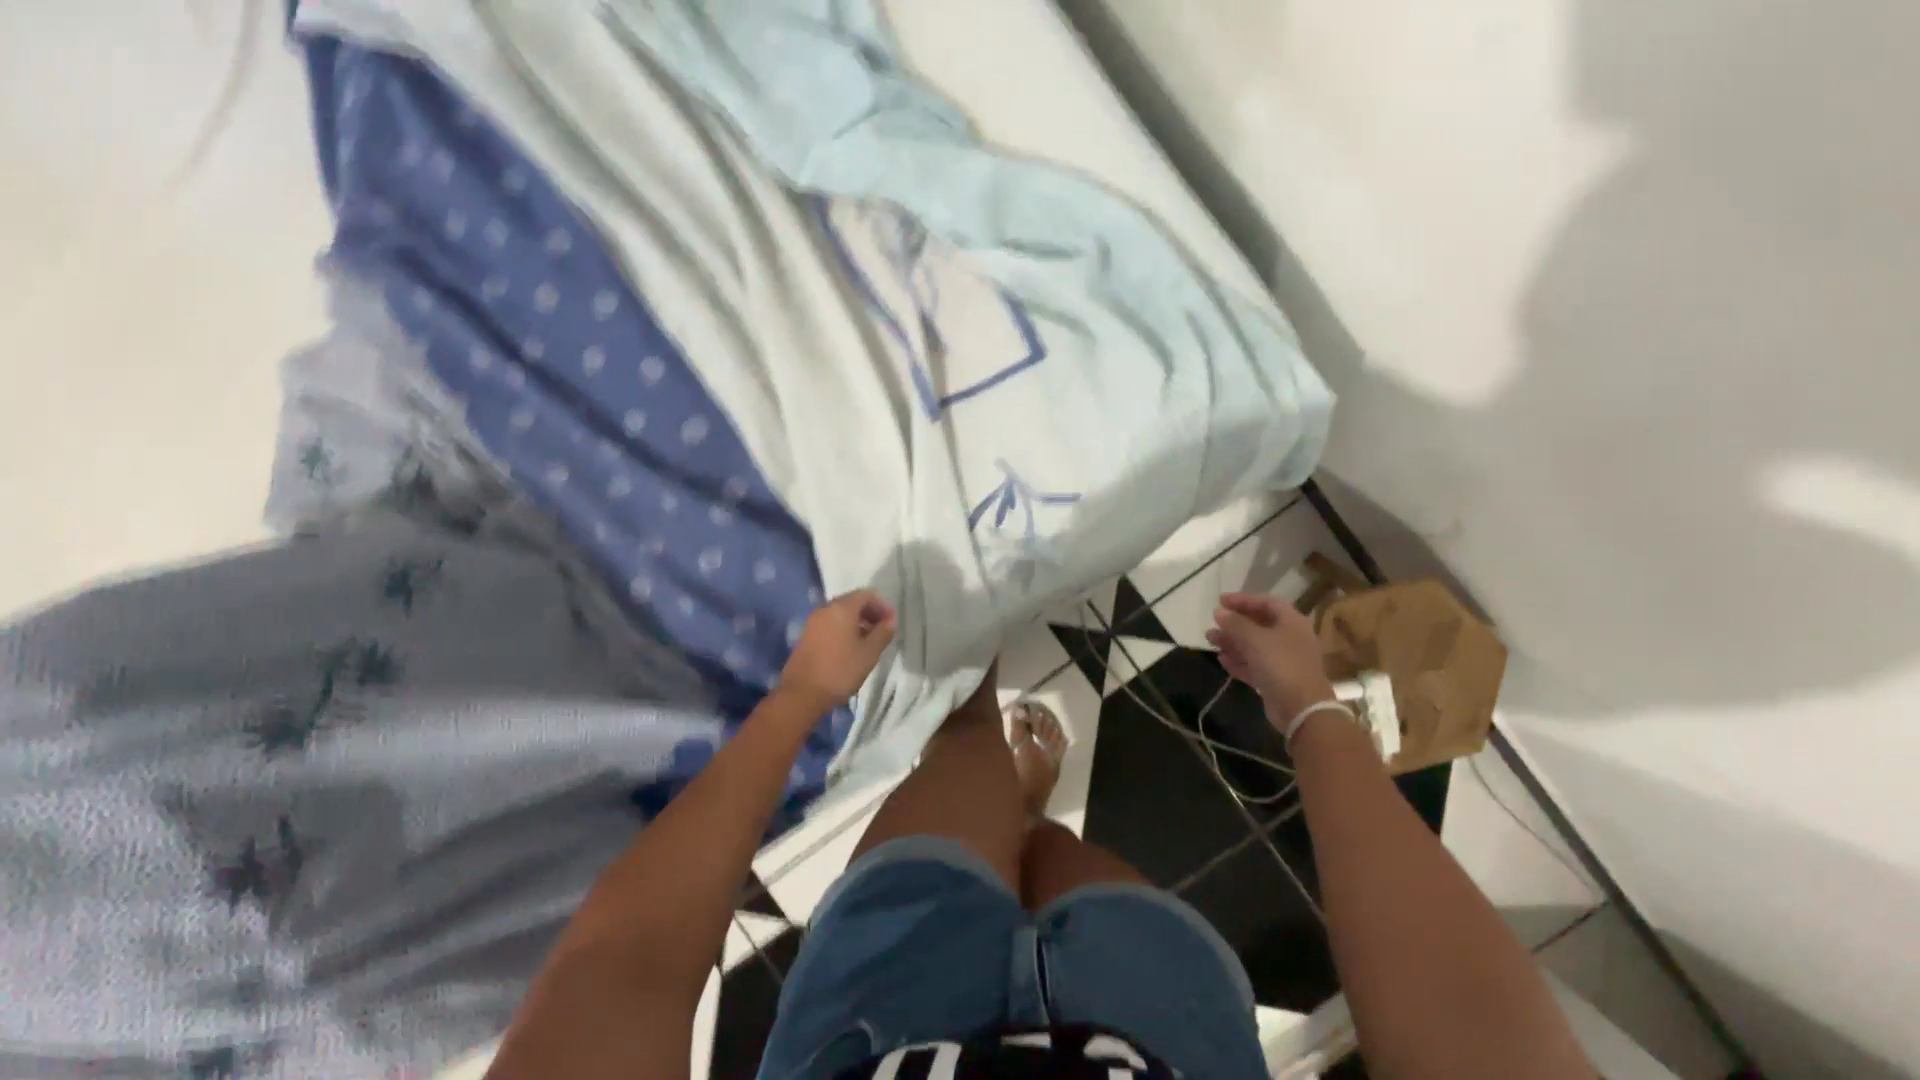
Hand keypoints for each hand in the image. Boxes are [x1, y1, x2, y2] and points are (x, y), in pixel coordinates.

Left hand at [776, 589, 897, 711]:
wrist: (802, 693)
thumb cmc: (840, 671)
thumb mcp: (869, 653)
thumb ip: (883, 633)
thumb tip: (890, 620)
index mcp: (841, 608)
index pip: (866, 594)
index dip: (882, 605)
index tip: (891, 622)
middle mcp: (825, 609)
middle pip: (852, 602)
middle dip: (870, 613)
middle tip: (882, 631)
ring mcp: (813, 622)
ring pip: (840, 614)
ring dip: (857, 623)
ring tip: (869, 642)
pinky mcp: (806, 636)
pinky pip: (830, 625)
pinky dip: (844, 630)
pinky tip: (851, 649)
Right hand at [1207, 592, 1337, 722]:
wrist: (1301, 708)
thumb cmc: (1281, 665)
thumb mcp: (1254, 639)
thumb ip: (1235, 623)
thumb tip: (1219, 612)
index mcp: (1292, 622)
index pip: (1266, 602)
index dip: (1243, 599)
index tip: (1220, 601)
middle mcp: (1290, 638)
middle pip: (1259, 624)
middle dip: (1234, 623)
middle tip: (1213, 623)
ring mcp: (1284, 660)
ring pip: (1255, 646)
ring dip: (1232, 642)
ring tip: (1210, 640)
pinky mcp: (1277, 680)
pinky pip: (1255, 665)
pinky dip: (1239, 660)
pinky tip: (1221, 659)